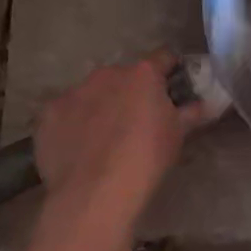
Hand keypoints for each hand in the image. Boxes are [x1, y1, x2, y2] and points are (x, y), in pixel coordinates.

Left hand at [33, 51, 208, 212]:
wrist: (95, 192)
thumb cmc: (146, 159)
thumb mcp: (178, 135)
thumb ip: (190, 113)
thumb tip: (202, 104)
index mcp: (142, 74)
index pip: (163, 58)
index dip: (169, 71)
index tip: (172, 87)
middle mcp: (107, 74)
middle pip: (124, 76)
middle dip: (130, 93)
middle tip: (137, 122)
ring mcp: (73, 92)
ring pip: (92, 94)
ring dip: (100, 107)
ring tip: (104, 140)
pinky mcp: (48, 114)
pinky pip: (65, 113)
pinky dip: (73, 125)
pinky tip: (79, 149)